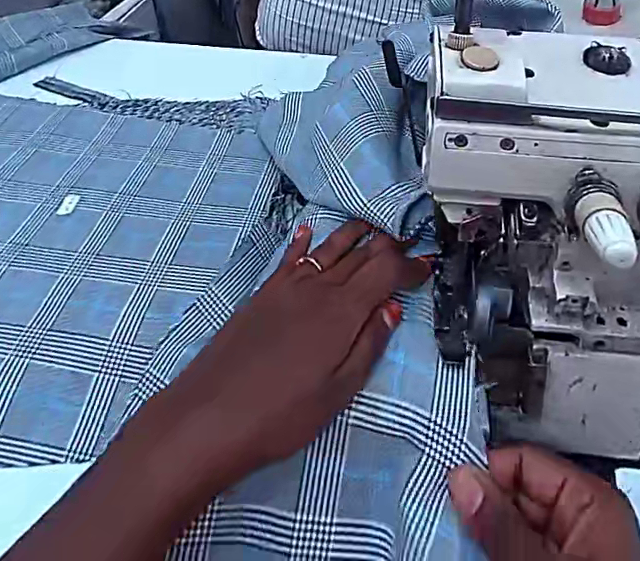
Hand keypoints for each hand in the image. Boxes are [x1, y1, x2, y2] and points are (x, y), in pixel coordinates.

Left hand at [0, 220, 427, 560]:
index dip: (410, 265)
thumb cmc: (281, 413)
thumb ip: (369, 344)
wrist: (212, 412)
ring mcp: (287, 286)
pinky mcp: (264, 292)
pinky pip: (290, 257)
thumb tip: (392, 307)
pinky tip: (307, 231)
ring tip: (373, 225)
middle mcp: (317, 287)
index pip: (385, 272)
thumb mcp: (338, 391)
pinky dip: (303, 242)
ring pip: (329, 248)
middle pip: (360, 253)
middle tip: (408, 241)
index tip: (427, 264)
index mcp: (342, 311)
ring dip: (353, 234)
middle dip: (388, 246)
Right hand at [449, 445, 639, 560]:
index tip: (453, 498)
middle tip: (452, 533)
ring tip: (463, 551)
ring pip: (512, 532)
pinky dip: (496, 558)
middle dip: (482, 516)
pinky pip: (519, 554)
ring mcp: (575, 555)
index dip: (484, 477)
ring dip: (486, 544)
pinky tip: (477, 559)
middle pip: (514, 497)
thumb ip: (503, 527)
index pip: (520, 461)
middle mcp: (584, 525)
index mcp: (593, 504)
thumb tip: (465, 482)